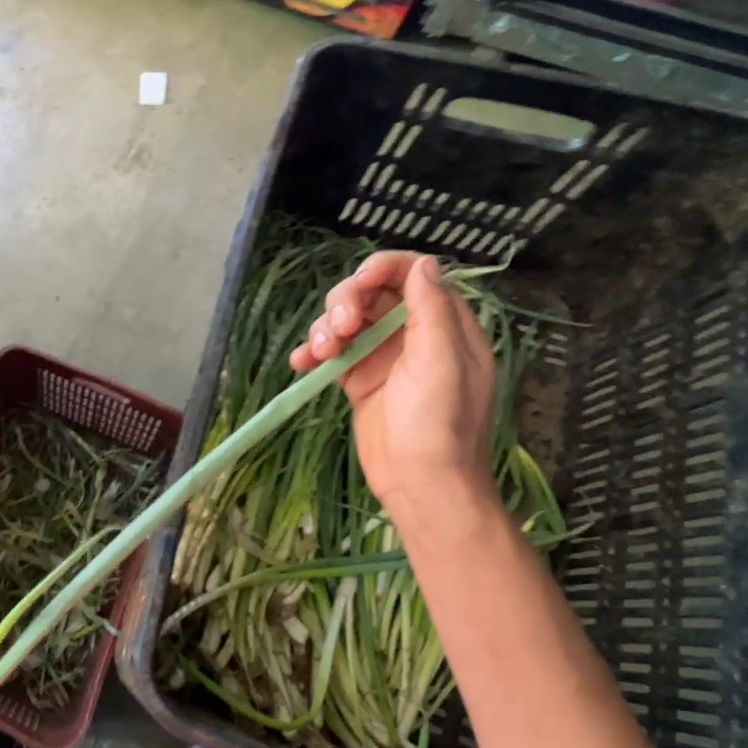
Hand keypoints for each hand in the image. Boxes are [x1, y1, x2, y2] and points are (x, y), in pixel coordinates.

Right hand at [289, 252, 495, 513]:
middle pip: (372, 294)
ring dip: (325, 328)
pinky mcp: (358, 379)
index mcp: (445, 326)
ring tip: (320, 353)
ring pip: (346, 320)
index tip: (360, 282)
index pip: (415, 275)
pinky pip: (331, 352)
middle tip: (339, 329)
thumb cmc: (439, 424)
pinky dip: (313, 352)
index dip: (385, 269)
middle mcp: (414, 335)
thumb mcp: (440, 362)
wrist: (420, 484)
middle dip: (347, 303)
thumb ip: (432, 310)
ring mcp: (383, 357)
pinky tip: (301, 363)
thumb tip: (425, 263)